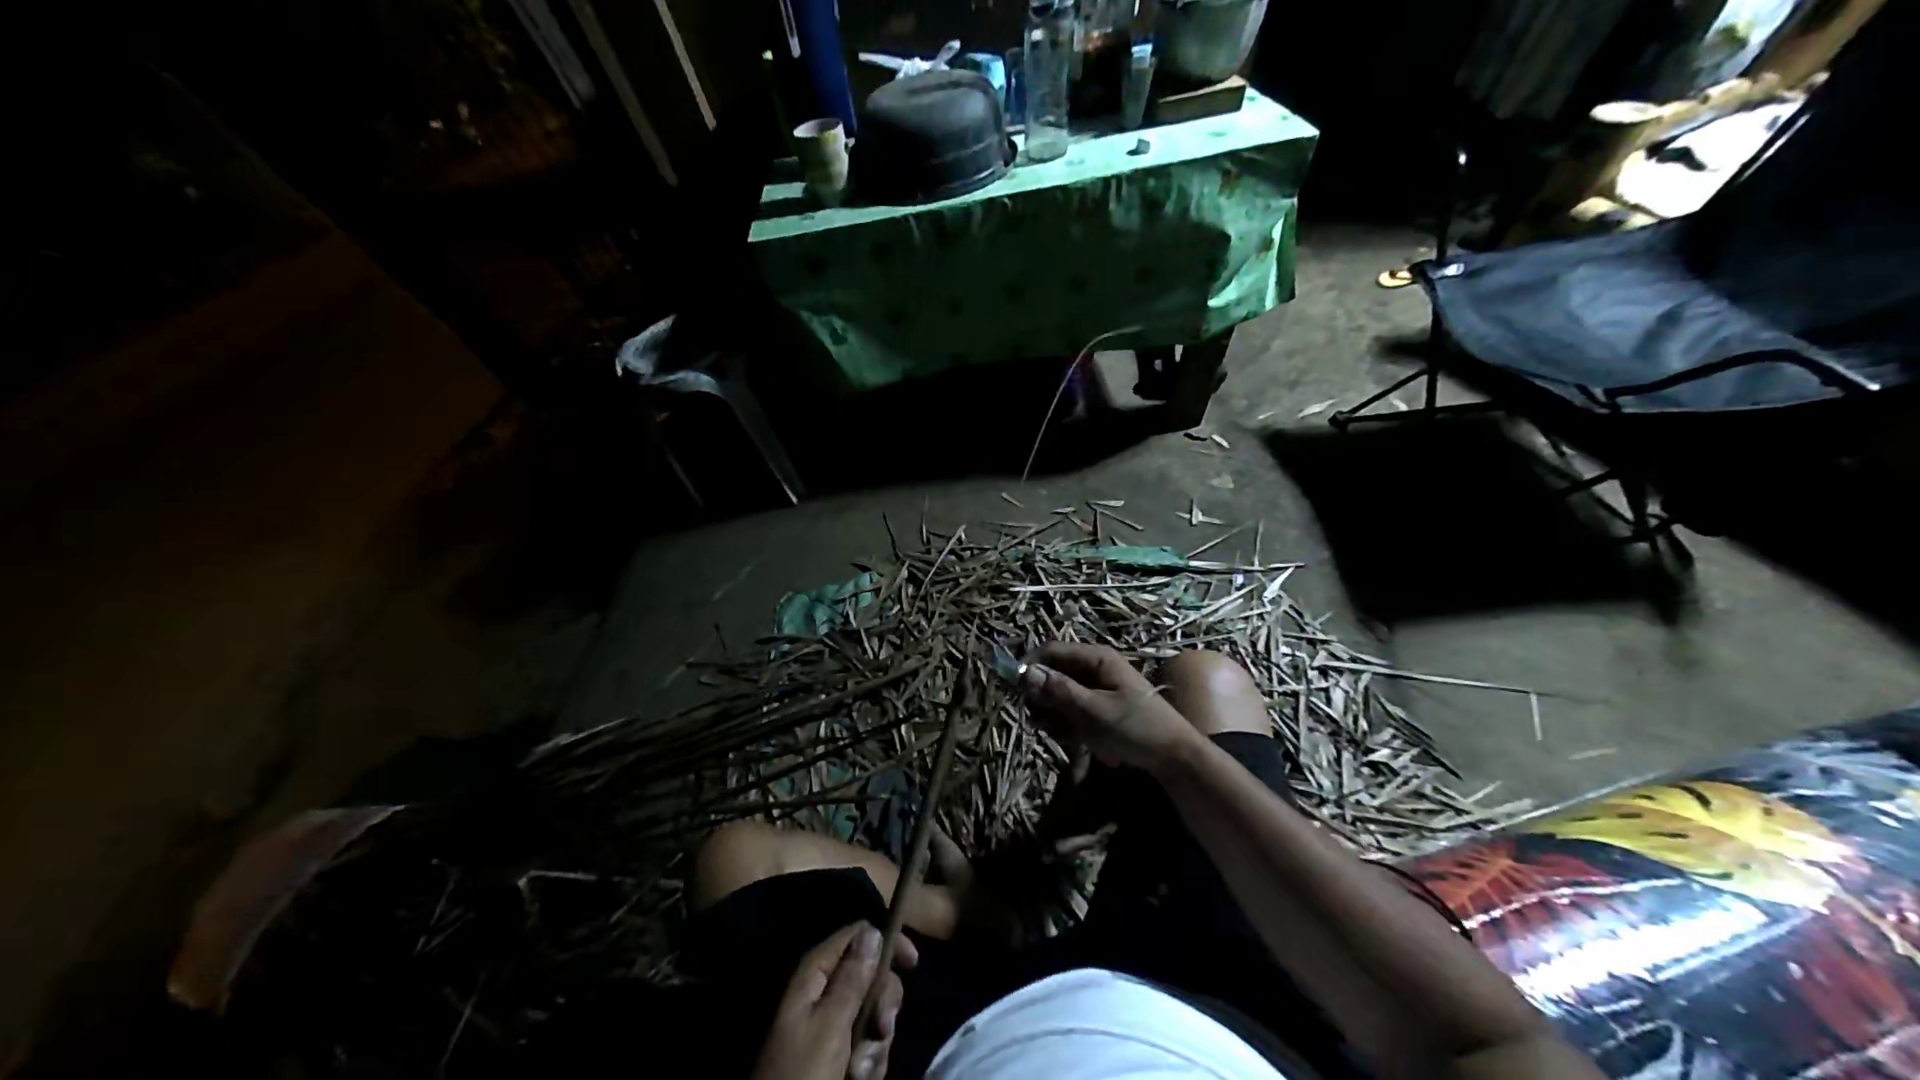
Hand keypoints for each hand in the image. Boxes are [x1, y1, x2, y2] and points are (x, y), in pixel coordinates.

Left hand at [751, 922, 916, 1079]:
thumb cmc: (804, 1072)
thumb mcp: (831, 1025)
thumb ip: (853, 978)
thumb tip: (873, 931)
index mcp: (817, 973)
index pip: (858, 935)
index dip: (887, 943)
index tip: (911, 963)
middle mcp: (826, 990)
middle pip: (873, 976)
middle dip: (883, 1005)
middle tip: (882, 1028)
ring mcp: (833, 1021)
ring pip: (875, 1013)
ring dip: (875, 1044)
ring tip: (859, 1072)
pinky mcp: (839, 1050)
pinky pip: (869, 1043)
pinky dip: (870, 1062)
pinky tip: (859, 1079)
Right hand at [1020, 643, 1200, 770]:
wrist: (1174, 756)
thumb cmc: (1136, 728)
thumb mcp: (1094, 710)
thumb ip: (1060, 691)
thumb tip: (1027, 673)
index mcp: (1097, 659)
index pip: (1052, 651)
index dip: (1030, 666)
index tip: (1015, 690)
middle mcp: (1095, 669)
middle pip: (1053, 675)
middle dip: (1042, 700)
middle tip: (1039, 724)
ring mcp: (1097, 690)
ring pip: (1060, 698)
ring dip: (1055, 719)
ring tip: (1064, 740)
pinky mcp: (1100, 710)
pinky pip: (1073, 714)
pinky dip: (1070, 730)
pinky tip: (1078, 752)